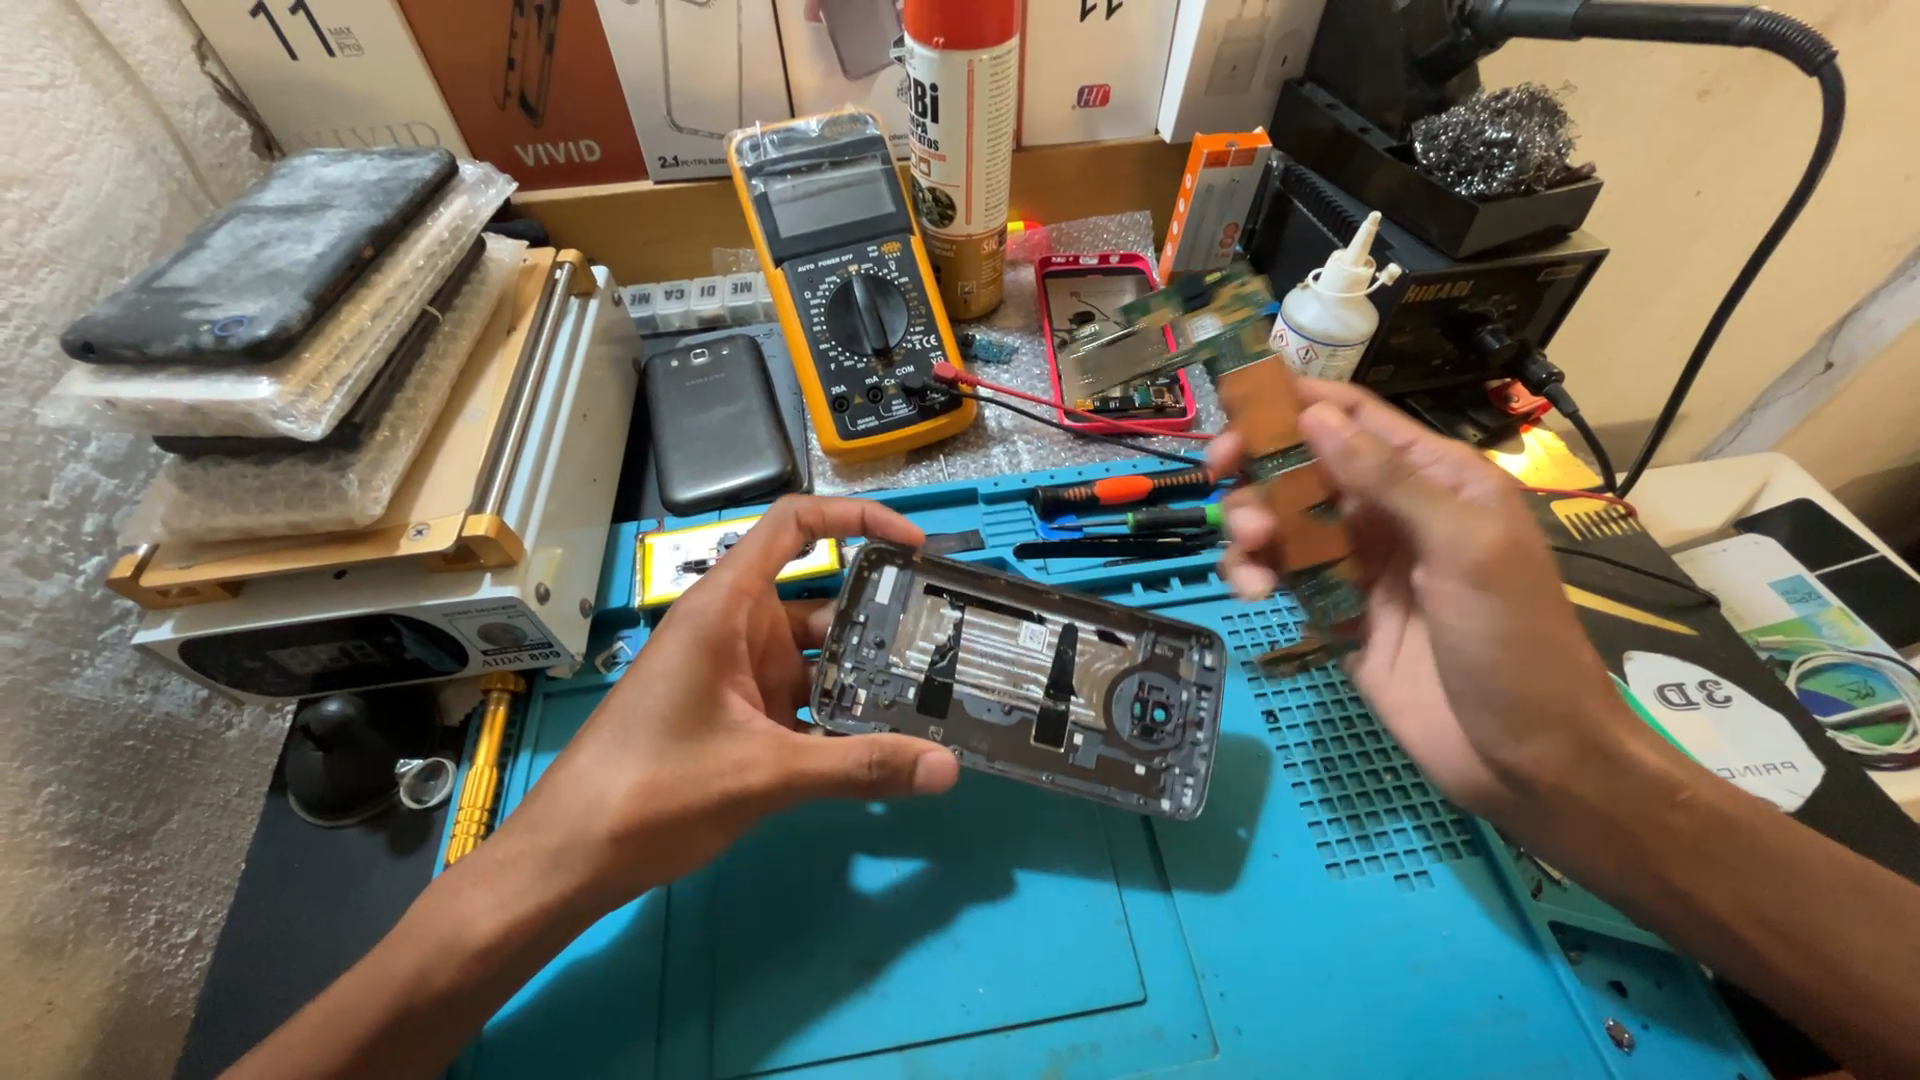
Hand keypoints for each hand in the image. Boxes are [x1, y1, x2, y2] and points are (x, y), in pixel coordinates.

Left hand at [494, 496, 960, 914]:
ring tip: (933, 692)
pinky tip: (887, 740)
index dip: (856, 518)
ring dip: (866, 674)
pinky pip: (804, 700)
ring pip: (818, 657)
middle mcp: (737, 629)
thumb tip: (948, 769)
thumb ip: (858, 766)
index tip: (913, 544)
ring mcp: (738, 675)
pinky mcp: (740, 716)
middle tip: (946, 640)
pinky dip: (842, 715)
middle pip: (822, 600)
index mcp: (727, 607)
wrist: (571, 859)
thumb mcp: (764, 773)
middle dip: (881, 615)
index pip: (794, 527)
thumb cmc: (651, 790)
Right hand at [1207, 379, 1660, 821]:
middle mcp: (1390, 512)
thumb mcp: (1463, 548)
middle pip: (1305, 466)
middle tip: (1218, 473)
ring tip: (1249, 552)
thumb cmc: (1512, 640)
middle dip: (1258, 465)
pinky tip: (1253, 594)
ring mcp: (1357, 563)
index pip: (1356, 419)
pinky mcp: (1332, 611)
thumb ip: (1389, 481)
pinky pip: (1279, 575)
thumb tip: (1315, 417)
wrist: (1525, 757)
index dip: (1296, 402)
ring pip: (1282, 521)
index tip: (1233, 401)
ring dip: (1251, 525)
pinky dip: (1254, 575)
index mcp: (1435, 480)